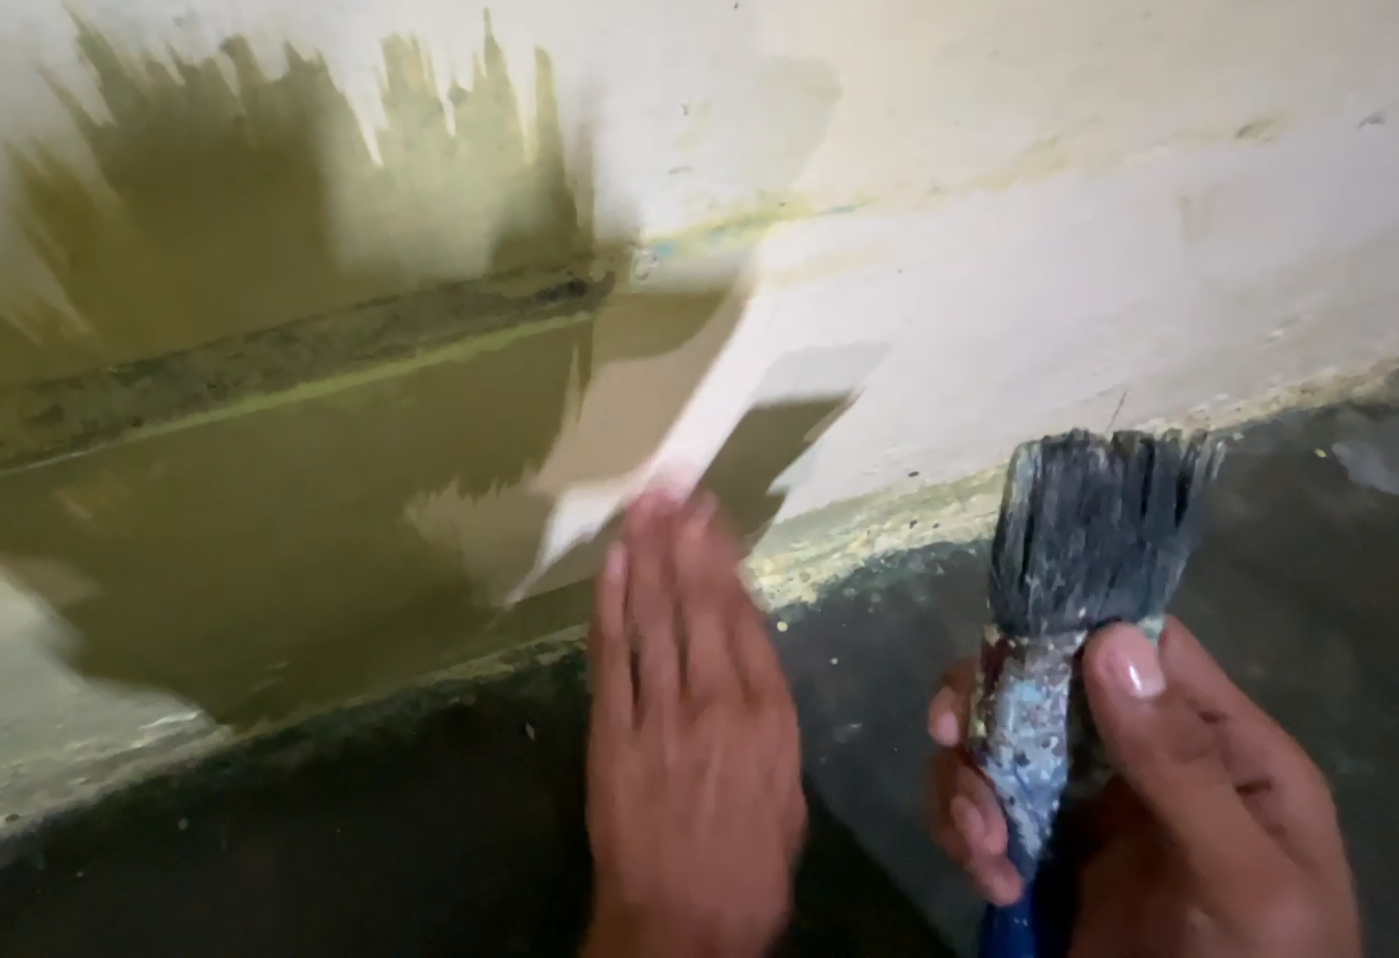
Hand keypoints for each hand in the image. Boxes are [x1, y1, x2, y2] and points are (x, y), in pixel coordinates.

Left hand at [581, 489, 805, 957]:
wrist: (680, 924)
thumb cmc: (747, 864)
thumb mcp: (787, 792)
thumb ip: (767, 714)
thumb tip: (745, 646)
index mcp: (769, 717)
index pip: (743, 616)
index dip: (725, 558)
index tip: (710, 515)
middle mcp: (716, 701)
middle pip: (698, 602)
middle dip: (684, 537)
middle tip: (673, 485)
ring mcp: (659, 712)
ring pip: (654, 616)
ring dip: (649, 554)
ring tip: (644, 504)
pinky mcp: (611, 728)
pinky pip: (611, 654)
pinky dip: (611, 604)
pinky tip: (614, 563)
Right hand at [926, 618, 1360, 957]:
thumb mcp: (1243, 880)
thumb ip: (1180, 766)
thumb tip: (1110, 640)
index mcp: (1215, 742)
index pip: (1139, 645)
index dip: (1069, 630)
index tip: (1007, 654)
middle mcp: (1135, 749)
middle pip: (1035, 677)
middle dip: (981, 709)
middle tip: (950, 737)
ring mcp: (1076, 789)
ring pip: (987, 735)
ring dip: (965, 785)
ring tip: (983, 850)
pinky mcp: (1029, 830)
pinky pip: (967, 794)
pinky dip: (958, 826)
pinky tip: (986, 874)